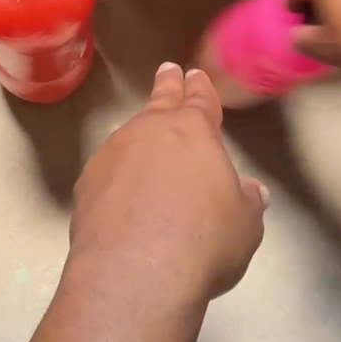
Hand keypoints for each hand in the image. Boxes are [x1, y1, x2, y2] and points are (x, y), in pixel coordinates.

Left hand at [68, 63, 269, 305]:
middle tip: (168, 71)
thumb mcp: (244, 226)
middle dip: (167, 86)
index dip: (200, 88)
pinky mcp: (87, 181)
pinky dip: (117, 175)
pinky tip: (121, 196)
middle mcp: (150, 131)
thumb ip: (247, 203)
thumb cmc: (203, 241)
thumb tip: (253, 191)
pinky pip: (108, 170)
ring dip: (140, 137)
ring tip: (147, 148)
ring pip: (130, 135)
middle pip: (160, 100)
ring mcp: (113, 153)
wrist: (135, 270)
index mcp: (193, 132)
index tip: (195, 75)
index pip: (199, 100)